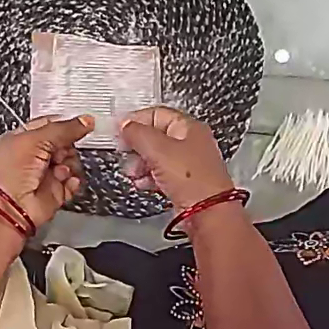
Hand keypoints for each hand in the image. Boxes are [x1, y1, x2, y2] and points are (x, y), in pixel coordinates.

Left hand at [0, 115, 93, 227]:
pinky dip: (73, 182)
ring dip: (70, 165)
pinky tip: (67, 180)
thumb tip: (85, 121)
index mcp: (23, 139)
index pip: (50, 125)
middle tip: (63, 151)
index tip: (82, 123)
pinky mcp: (53, 192)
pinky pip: (72, 183)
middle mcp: (34, 157)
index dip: (66, 125)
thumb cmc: (7, 172)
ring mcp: (44, 175)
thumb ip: (64, 129)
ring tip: (60, 170)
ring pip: (71, 163)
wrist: (6, 207)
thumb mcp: (37, 139)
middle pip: (64, 145)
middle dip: (68, 147)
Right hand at [119, 106, 234, 210]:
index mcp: (188, 128)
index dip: (136, 120)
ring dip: (140, 164)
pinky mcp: (184, 183)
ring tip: (133, 172)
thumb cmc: (192, 179)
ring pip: (156, 157)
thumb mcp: (158, 149)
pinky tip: (142, 183)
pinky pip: (161, 175)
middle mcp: (190, 143)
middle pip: (155, 136)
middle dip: (137, 146)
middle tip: (125, 152)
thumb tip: (125, 124)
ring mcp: (188, 164)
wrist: (208, 214)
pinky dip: (149, 178)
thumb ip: (137, 133)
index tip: (119, 130)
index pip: (157, 114)